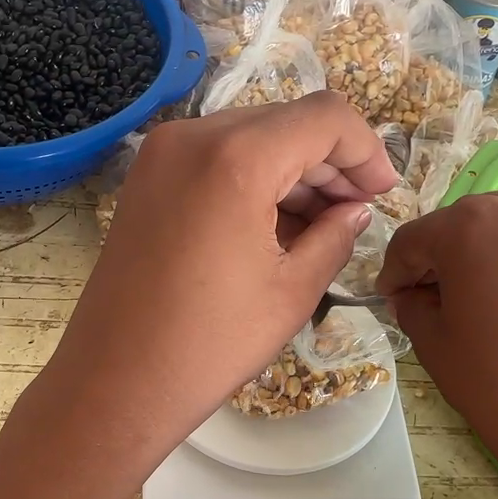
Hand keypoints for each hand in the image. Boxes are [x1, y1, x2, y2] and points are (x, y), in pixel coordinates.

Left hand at [48, 92, 397, 448]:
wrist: (114, 382)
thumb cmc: (208, 346)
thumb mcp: (290, 294)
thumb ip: (334, 238)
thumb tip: (353, 211)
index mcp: (236, 158)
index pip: (324, 117)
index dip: (365, 150)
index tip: (383, 193)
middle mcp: (192, 137)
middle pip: (284, 122)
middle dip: (329, 164)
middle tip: (353, 216)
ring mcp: (160, 155)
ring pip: (248, 139)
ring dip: (291, 174)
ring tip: (316, 230)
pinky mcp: (144, 180)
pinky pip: (213, 161)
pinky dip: (250, 182)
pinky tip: (270, 228)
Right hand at [377, 190, 497, 498]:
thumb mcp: (435, 348)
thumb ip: (412, 307)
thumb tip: (413, 295)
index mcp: (472, 226)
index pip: (415, 238)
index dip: (396, 271)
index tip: (393, 299)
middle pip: (470, 225)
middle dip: (448, 260)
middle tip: (442, 304)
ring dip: (497, 261)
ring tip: (497, 311)